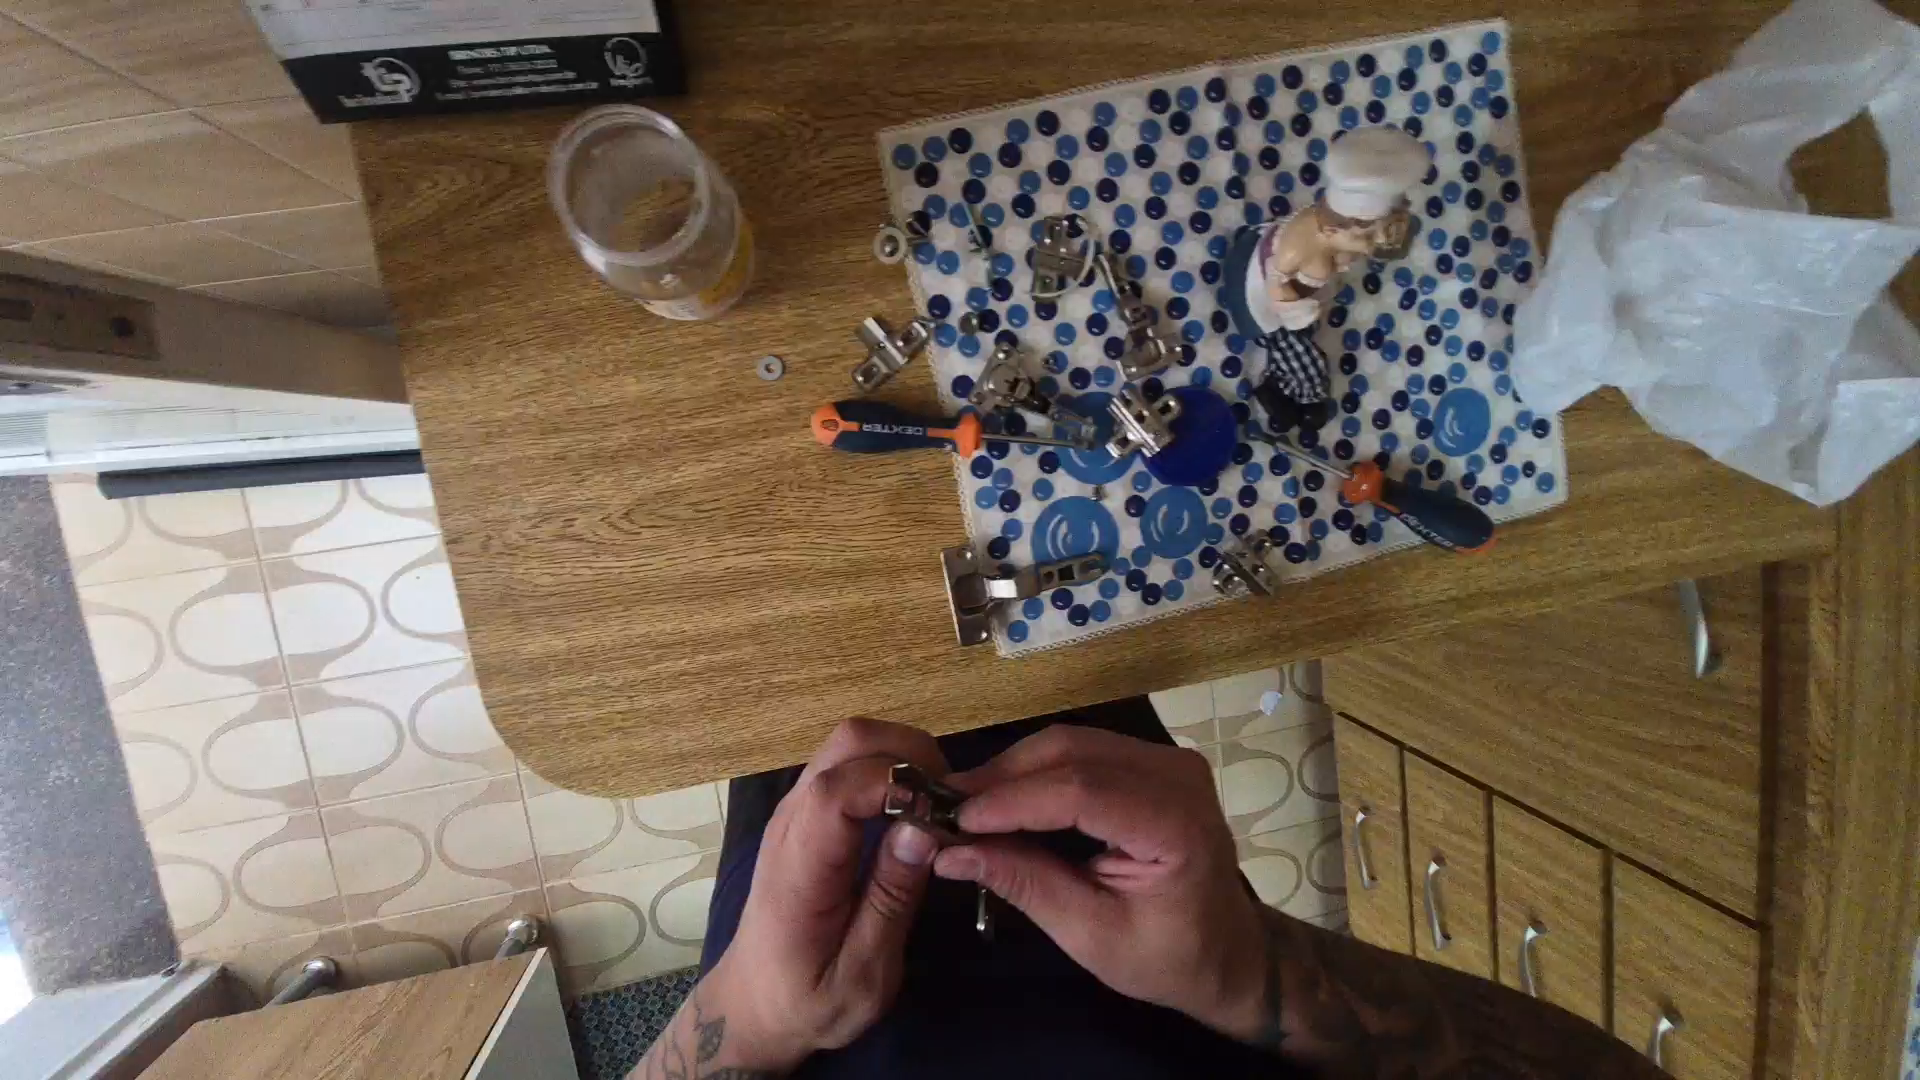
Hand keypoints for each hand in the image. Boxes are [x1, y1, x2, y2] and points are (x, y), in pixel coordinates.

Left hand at [699, 718, 948, 1071]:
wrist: (753, 1002)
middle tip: (948, 799)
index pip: (836, 789)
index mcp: (800, 865)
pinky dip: (891, 765)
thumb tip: (926, 826)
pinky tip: (912, 805)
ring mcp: (798, 804)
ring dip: (904, 755)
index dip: (894, 783)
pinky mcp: (809, 805)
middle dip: (910, 752)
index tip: (938, 812)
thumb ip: (892, 899)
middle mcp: (793, 817)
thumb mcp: (862, 975)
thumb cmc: (807, 999)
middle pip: (849, 740)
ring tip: (936, 802)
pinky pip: (851, 759)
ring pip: (852, 740)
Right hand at [930, 726, 1270, 1038]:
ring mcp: (1166, 757)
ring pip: (1070, 742)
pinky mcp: (1151, 757)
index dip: (1012, 800)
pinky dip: (1037, 769)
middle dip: (1004, 776)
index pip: (1081, 791)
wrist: (1231, 950)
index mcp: (1174, 823)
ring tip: (968, 800)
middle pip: (1071, 752)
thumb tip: (950, 853)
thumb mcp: (1092, 936)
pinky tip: (1005, 792)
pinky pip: (1082, 749)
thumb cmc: (1169, 957)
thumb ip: (1024, 884)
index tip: (955, 818)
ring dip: (1014, 769)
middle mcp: (1175, 772)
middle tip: (948, 804)